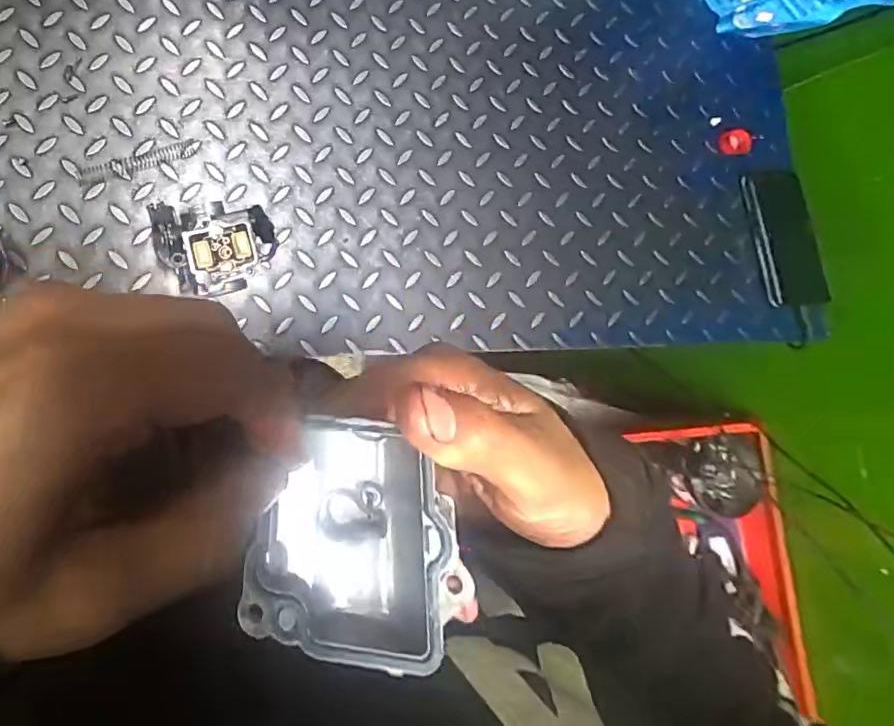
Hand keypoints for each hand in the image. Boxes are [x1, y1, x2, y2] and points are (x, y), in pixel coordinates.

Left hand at [0, 285, 297, 670]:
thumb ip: (199, 534)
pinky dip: (164, 352)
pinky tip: (142, 409)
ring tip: (195, 434)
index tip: (287, 452)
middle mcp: (67, 318)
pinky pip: (132, 313)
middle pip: (205, 323)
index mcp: (79, 385)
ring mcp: (46, 300)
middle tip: (248, 446)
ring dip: (206, 365)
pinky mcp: (32, 302)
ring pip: (172, 312)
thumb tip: (268, 475)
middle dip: (246, 379)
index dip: (271, 403)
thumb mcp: (86, 593)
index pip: (219, 363)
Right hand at [323, 344, 609, 548]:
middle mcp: (423, 383)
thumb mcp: (525, 463)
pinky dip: (356, 468)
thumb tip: (409, 402)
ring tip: (319, 491)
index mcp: (446, 371)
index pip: (376, 381)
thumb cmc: (560, 485)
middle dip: (330, 433)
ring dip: (336, 452)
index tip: (316, 455)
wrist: (580, 522)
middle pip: (358, 398)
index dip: (343, 412)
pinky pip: (372, 449)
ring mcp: (415, 415)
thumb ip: (474, 434)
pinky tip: (341, 493)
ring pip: (357, 423)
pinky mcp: (412, 446)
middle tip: (312, 481)